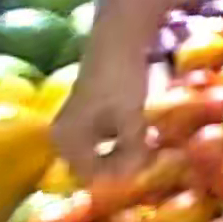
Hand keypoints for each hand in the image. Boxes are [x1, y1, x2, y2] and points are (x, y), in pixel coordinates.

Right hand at [51, 40, 148, 180]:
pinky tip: (149, 130)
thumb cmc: (120, 81)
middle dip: (123, 163)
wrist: (117, 45)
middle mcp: (66, 136)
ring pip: (104, 148)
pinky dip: (128, 135)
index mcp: (67, 141)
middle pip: (94, 163)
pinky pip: (109, 133)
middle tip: (155, 159)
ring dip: (127, 149)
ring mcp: (78, 123)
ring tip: (156, 146)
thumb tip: (132, 174)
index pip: (88, 174)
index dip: (117, 176)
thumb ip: (131, 145)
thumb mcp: (129, 115)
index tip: (148, 171)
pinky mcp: (93, 110)